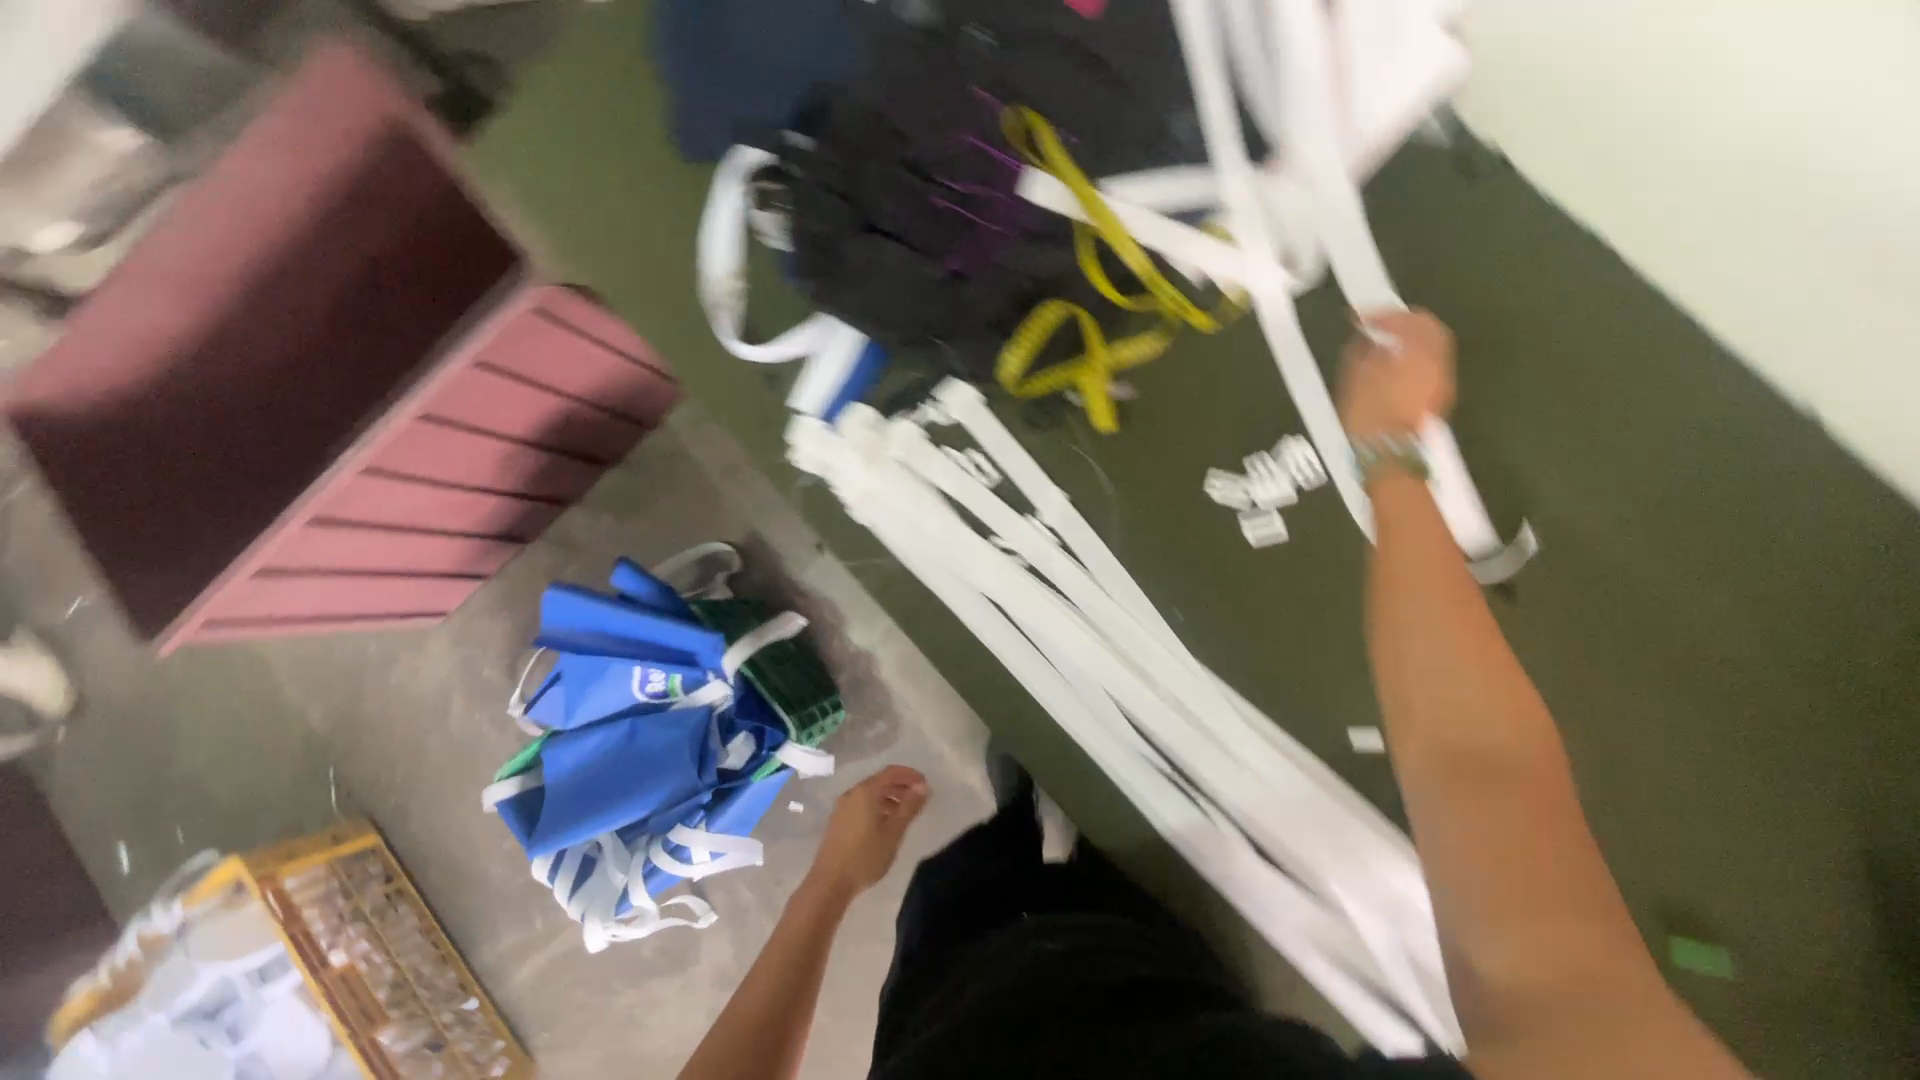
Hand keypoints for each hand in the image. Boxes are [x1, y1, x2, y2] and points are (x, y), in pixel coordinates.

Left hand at [802, 765, 929, 901]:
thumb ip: (909, 807)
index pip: (891, 772)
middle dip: (901, 786)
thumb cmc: (865, 856)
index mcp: (865, 792)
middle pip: (880, 781)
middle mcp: (852, 794)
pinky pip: (862, 804)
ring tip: (905, 813)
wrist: (830, 882)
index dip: (910, 775)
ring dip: (890, 797)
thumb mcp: (893, 832)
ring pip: (870, 794)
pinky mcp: (838, 820)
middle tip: (919, 798)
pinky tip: (886, 823)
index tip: (925, 785)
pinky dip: (878, 806)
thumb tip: (922, 787)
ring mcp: (842, 807)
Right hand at [1336, 308, 1455, 437]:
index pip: (1407, 321)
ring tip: (1387, 339)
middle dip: (1407, 320)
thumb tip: (1367, 337)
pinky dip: (1415, 355)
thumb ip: (1363, 352)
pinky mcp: (1438, 397)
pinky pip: (1431, 364)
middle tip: (1382, 320)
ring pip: (1433, 346)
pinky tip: (1395, 361)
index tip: (1361, 316)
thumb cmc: (1369, 417)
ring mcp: (1441, 381)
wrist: (1389, 456)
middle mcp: (1436, 363)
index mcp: (1417, 355)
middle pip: (1430, 329)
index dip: (1383, 314)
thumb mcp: (1356, 381)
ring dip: (1413, 337)